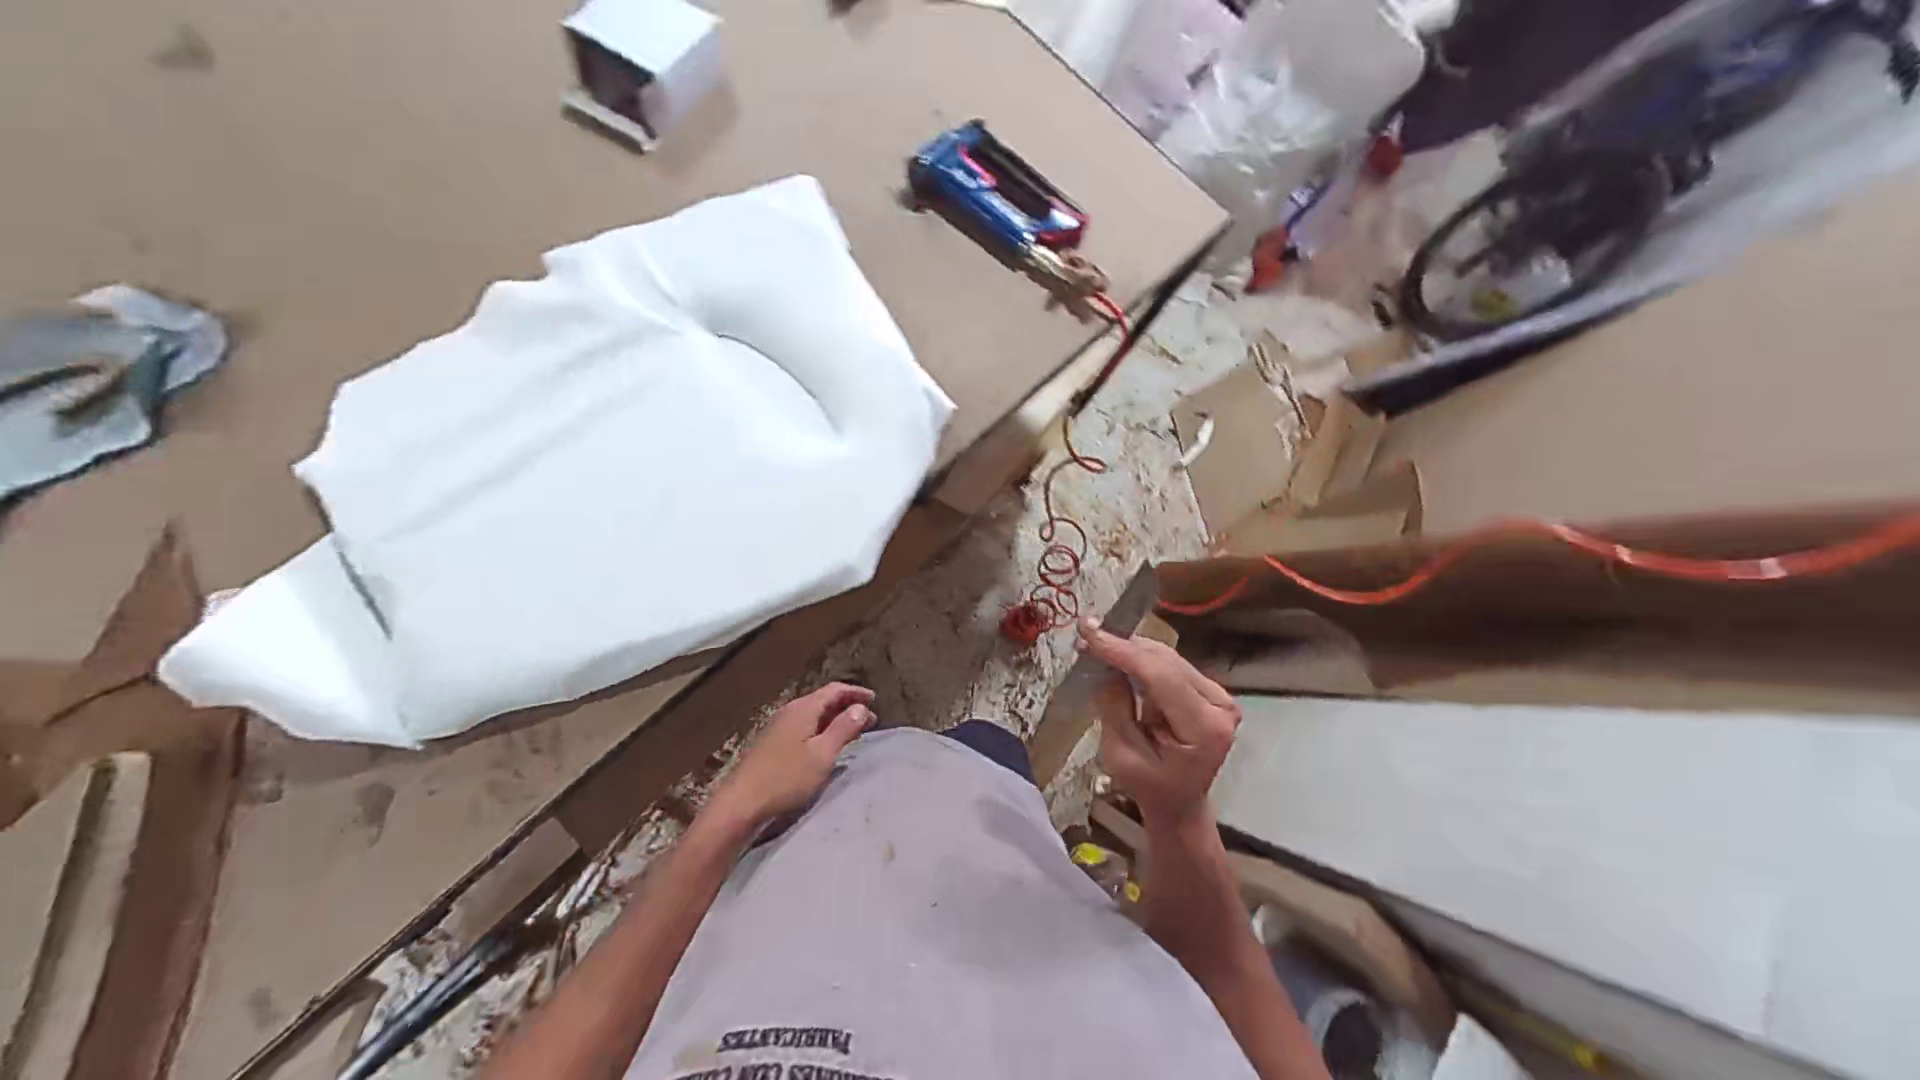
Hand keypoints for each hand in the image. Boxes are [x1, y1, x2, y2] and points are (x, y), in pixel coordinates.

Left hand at [704, 683, 875, 835]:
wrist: (741, 802)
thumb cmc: (786, 778)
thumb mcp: (822, 754)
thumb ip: (843, 728)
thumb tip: (860, 707)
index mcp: (803, 709)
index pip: (835, 690)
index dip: (856, 692)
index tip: (874, 700)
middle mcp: (790, 712)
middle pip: (824, 700)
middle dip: (848, 707)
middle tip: (869, 719)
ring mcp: (779, 727)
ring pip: (814, 715)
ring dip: (835, 720)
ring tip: (853, 731)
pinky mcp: (773, 743)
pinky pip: (805, 727)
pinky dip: (822, 729)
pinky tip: (827, 745)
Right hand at [1078, 618, 1240, 828]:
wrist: (1180, 801)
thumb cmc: (1150, 787)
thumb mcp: (1121, 755)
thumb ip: (1115, 709)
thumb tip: (1104, 667)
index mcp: (1204, 728)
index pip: (1162, 676)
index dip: (1123, 651)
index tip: (1089, 632)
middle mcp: (1220, 705)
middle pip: (1166, 661)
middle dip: (1123, 646)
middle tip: (1085, 634)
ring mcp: (1219, 695)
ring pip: (1167, 657)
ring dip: (1130, 649)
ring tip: (1095, 643)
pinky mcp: (1209, 690)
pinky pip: (1170, 664)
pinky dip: (1141, 658)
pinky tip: (1117, 655)